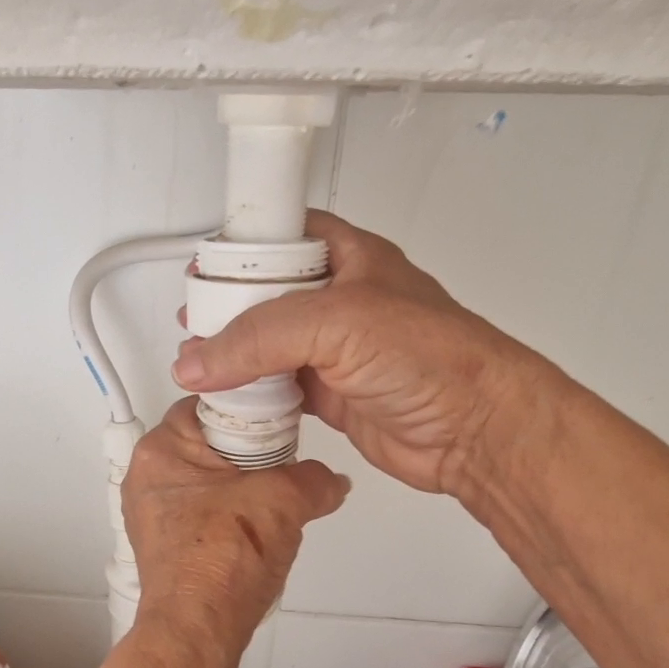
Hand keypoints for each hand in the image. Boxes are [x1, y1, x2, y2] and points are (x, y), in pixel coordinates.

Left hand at [122, 398, 348, 648]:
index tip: (285, 420)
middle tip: (287, 465)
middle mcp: (146, 478)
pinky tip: (260, 533)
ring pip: (211, 482)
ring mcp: (153, 514)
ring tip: (277, 504)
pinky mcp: (166, 545)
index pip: (210, 404)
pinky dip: (233, 518)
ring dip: (246, 490)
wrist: (198, 627)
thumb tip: (332, 481)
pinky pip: (205, 514)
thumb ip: (314, 478)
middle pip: (211, 444)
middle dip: (253, 455)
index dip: (252, 409)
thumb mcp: (283, 500)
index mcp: (160, 449)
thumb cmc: (221, 559)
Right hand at [171, 210, 550, 495]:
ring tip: (198, 366)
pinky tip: (228, 400)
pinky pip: (275, 391)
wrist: (474, 431)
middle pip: (264, 296)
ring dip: (232, 358)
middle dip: (225, 310)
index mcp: (347, 259)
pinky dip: (249, 397)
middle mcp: (338, 301)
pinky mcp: (329, 395)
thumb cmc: (437, 360)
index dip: (241, 247)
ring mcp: (333, 351)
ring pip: (266, 347)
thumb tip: (198, 360)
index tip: (203, 269)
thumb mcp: (339, 322)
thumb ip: (260, 336)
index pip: (282, 236)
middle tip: (194, 324)